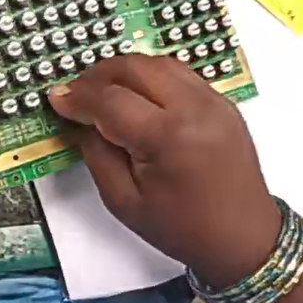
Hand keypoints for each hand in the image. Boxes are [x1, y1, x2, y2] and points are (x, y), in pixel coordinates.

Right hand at [48, 54, 279, 290]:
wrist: (245, 239)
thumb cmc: (182, 228)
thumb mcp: (123, 201)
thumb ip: (96, 153)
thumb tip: (81, 119)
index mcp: (169, 138)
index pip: (110, 100)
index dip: (78, 98)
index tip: (57, 99)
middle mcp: (195, 109)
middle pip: (134, 68)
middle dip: (97, 76)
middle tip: (76, 94)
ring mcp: (213, 102)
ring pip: (157, 63)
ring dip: (123, 71)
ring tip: (101, 91)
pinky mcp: (222, 103)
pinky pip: (178, 73)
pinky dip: (149, 77)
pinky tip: (134, 95)